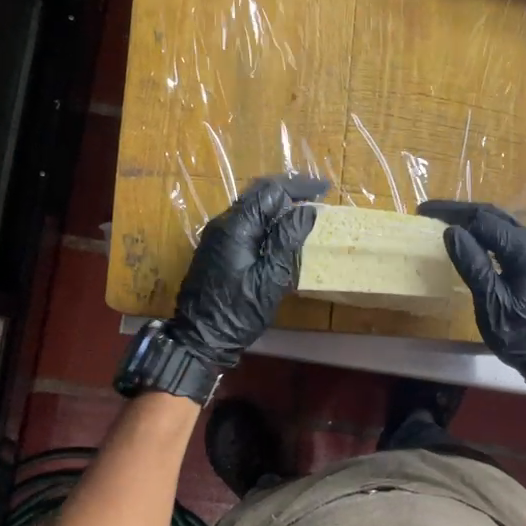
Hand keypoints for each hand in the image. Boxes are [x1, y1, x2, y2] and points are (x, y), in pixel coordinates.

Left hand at [167, 174, 329, 374]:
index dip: (299, 187)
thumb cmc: (238, 312)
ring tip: (304, 210)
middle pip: (258, 194)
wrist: (201, 338)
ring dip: (278, 205)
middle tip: (317, 195)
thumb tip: (308, 210)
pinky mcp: (217, 248)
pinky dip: (267, 220)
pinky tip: (282, 231)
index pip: (270, 191)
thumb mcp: (270, 278)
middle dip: (289, 191)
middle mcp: (223, 223)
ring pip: (251, 207)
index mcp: (236, 227)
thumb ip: (287, 241)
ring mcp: (217, 236)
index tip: (325, 191)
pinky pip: (245, 223)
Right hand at [418, 200, 525, 411]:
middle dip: (460, 212)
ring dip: (472, 221)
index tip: (425, 214)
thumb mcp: (490, 302)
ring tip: (443, 222)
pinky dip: (484, 234)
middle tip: (429, 212)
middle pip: (494, 216)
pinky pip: (507, 238)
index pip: (484, 219)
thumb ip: (472, 264)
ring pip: (501, 225)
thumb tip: (451, 231)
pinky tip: (468, 239)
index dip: (453, 214)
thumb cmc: (520, 336)